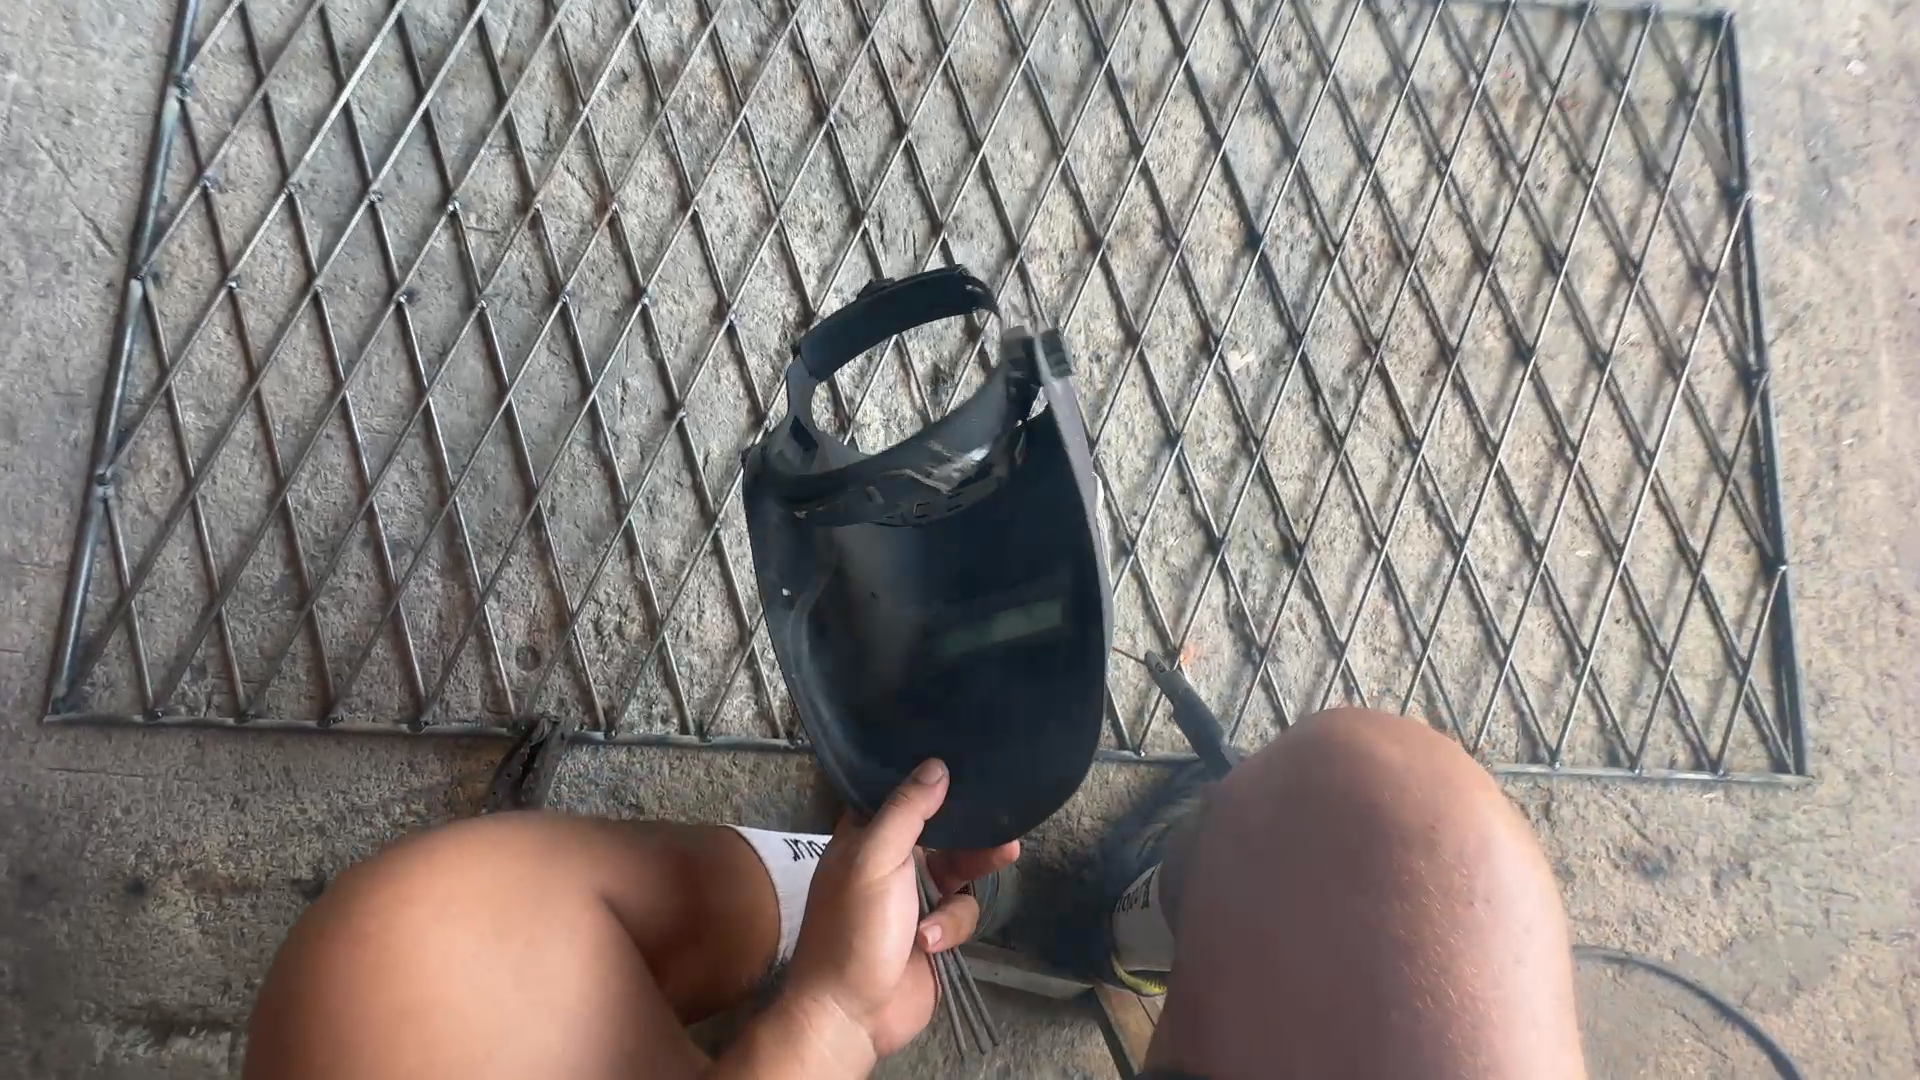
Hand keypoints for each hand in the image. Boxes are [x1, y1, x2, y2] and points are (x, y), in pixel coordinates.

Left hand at [782, 759, 1020, 1060]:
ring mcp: (915, 894)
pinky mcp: (936, 929)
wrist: (852, 1014)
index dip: (930, 778)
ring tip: (1003, 855)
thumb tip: (937, 765)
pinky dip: (951, 924)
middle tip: (1005, 817)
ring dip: (975, 868)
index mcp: (868, 833)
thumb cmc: (854, 927)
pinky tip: (930, 942)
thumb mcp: (875, 859)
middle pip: (944, 828)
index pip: (902, 792)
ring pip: (962, 866)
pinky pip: (961, 910)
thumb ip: (906, 811)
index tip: (966, 761)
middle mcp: (893, 858)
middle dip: (972, 827)